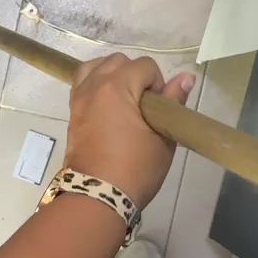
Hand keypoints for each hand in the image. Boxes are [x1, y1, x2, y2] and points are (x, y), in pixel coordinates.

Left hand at [62, 54, 195, 207]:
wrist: (96, 197)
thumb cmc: (135, 169)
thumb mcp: (162, 138)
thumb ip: (172, 102)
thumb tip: (186, 77)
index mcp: (116, 87)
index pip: (144, 65)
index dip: (158, 83)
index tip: (159, 109)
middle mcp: (93, 86)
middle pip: (118, 61)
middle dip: (136, 75)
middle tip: (145, 105)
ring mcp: (78, 98)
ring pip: (95, 67)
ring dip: (113, 75)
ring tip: (125, 100)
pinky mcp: (72, 111)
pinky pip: (82, 83)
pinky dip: (96, 85)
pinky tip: (109, 106)